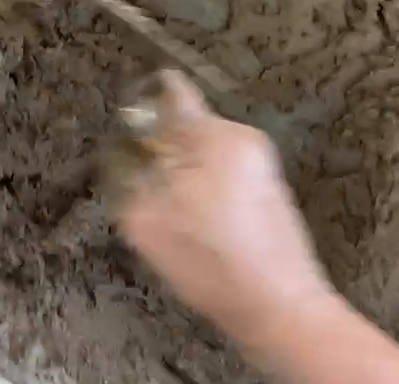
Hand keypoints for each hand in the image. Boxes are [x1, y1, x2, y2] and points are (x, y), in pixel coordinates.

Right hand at [113, 71, 340, 349]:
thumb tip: (116, 151)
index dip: (139, 98)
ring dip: (180, 169)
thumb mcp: (145, 220)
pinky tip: (199, 221)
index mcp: (208, 132)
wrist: (283, 312)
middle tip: (143, 179)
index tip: (123, 119)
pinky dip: (203, 185)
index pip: (168, 87)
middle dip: (159, 145)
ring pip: (199, 149)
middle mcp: (237, 135)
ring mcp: (259, 160)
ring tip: (173, 208)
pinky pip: (219, 169)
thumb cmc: (211, 261)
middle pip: (180, 122)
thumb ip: (124, 175)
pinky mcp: (269, 186)